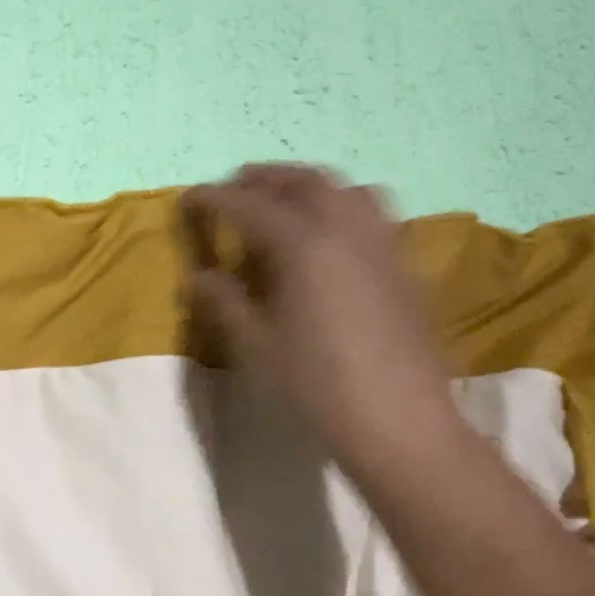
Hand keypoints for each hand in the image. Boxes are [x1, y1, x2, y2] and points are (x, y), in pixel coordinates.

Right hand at [183, 165, 459, 460]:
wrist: (396, 416)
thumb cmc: (314, 384)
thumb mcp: (255, 347)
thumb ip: (225, 303)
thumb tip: (200, 276)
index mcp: (304, 246)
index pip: (250, 207)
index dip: (216, 200)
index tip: (190, 198)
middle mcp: (347, 230)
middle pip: (306, 183)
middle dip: (267, 179)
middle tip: (237, 185)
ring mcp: (384, 244)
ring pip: (348, 191)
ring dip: (311, 186)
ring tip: (288, 200)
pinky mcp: (404, 266)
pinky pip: (374, 215)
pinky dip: (344, 207)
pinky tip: (333, 236)